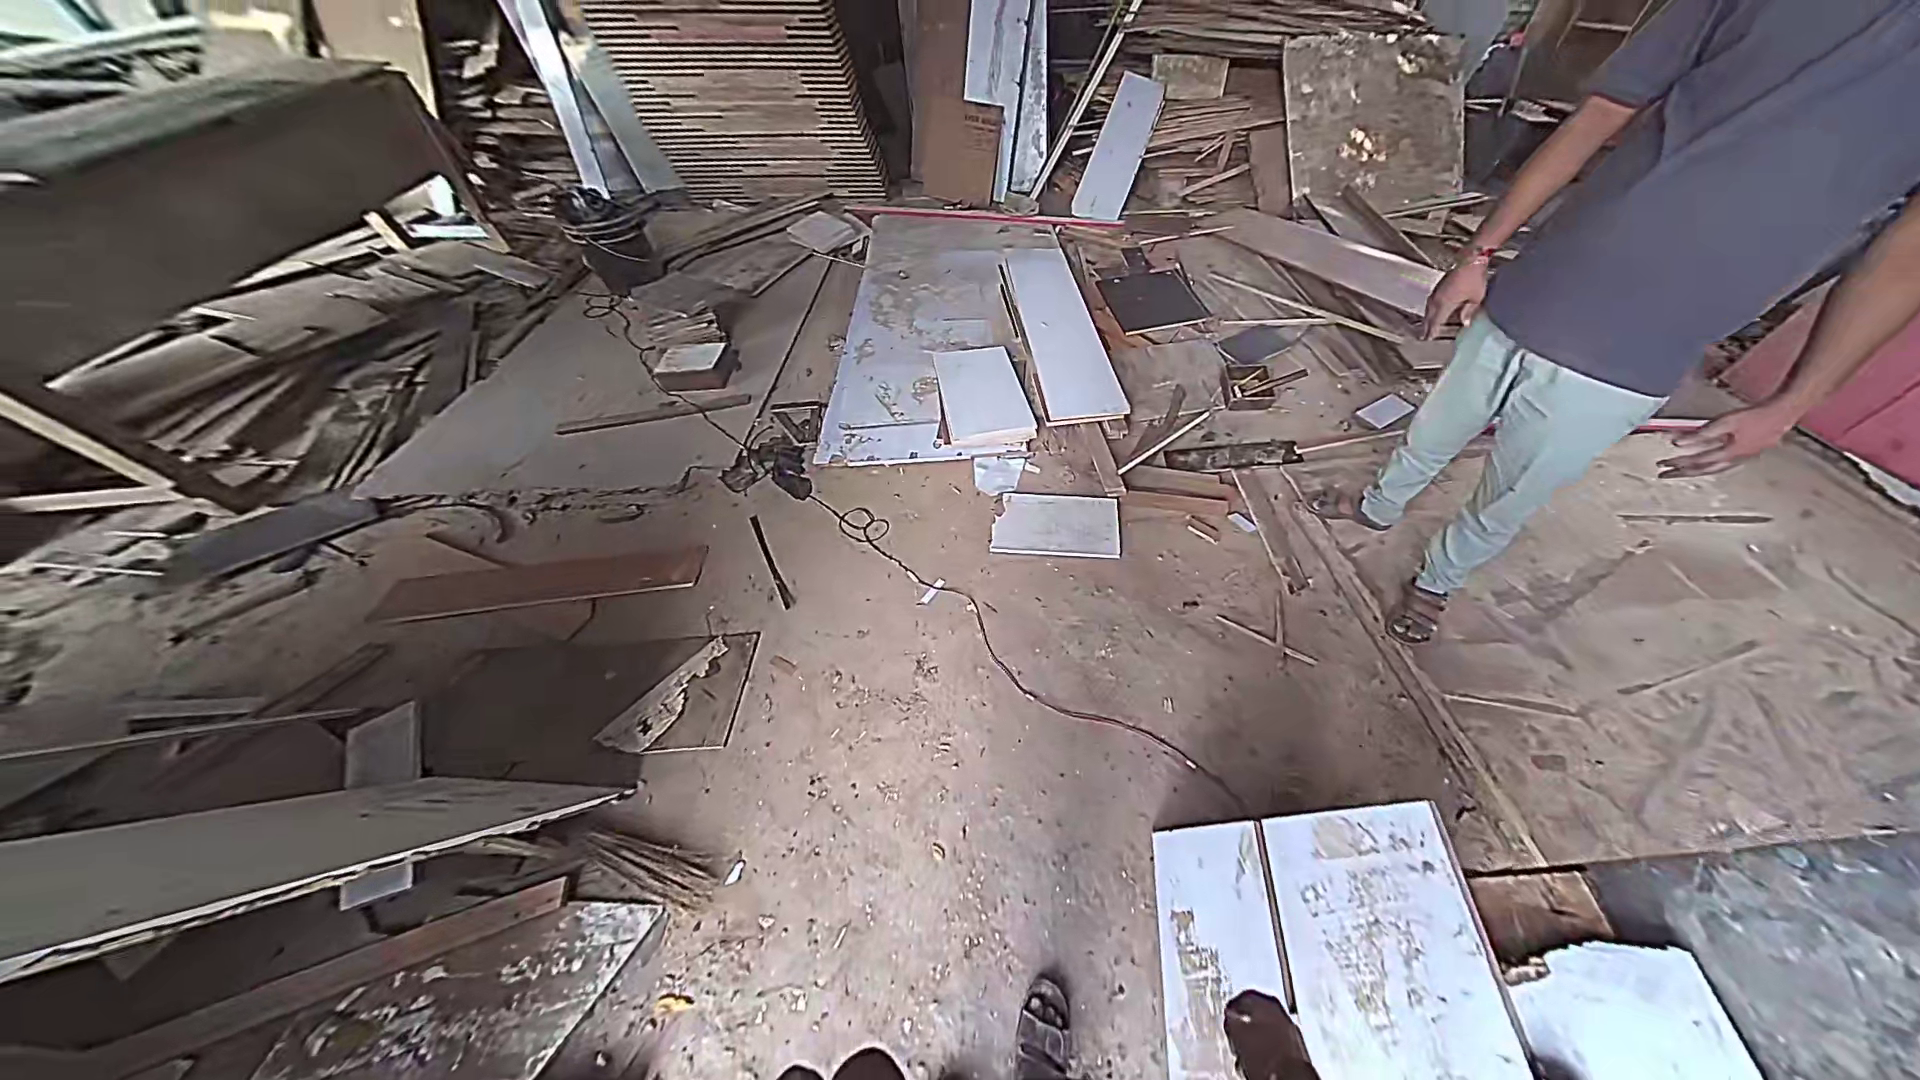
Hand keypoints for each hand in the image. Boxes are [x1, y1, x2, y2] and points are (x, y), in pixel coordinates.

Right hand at [1423, 259, 1488, 339]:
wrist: (1470, 259)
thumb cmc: (1474, 277)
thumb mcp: (1476, 297)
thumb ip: (1469, 311)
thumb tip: (1465, 323)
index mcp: (1444, 305)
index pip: (1435, 322)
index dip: (1432, 332)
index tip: (1428, 339)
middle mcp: (1436, 301)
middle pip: (1428, 318)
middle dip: (1426, 327)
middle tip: (1424, 336)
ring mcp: (1435, 293)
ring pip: (1428, 311)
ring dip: (1427, 319)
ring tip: (1426, 325)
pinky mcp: (1438, 288)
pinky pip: (1430, 303)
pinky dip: (1430, 310)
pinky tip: (1432, 311)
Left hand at [1656, 404, 1797, 477]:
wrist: (1787, 408)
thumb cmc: (1757, 414)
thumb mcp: (1724, 423)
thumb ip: (1700, 434)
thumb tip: (1675, 442)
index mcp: (1733, 452)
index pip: (1698, 461)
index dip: (1678, 463)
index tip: (1661, 465)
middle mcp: (1740, 457)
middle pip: (1706, 469)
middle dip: (1683, 472)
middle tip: (1665, 475)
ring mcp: (1748, 454)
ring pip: (1716, 467)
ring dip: (1697, 470)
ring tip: (1682, 471)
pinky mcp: (1753, 449)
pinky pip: (1726, 461)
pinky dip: (1712, 464)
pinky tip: (1706, 463)